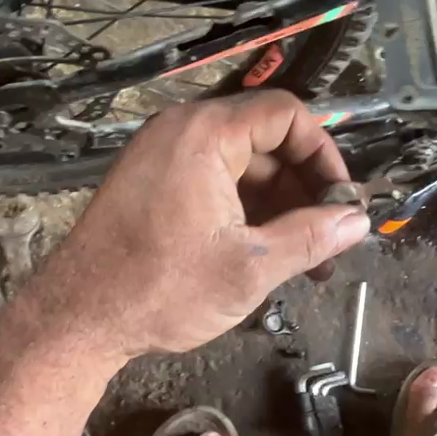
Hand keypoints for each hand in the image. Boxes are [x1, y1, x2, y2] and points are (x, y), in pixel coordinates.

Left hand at [32, 91, 370, 357]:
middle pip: (265, 144)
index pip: (287, 116)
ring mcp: (161, 160)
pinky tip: (262, 257)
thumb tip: (358, 222)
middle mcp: (180, 133)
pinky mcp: (151, 188)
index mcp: (204, 134)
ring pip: (241, 171)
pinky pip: (213, 186)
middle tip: (328, 242)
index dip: (325, 156)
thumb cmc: (160, 290)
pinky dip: (244, 214)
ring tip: (302, 262)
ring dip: (277, 210)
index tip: (342, 200)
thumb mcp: (250, 268)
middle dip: (304, 192)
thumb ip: (310, 238)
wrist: (78, 320)